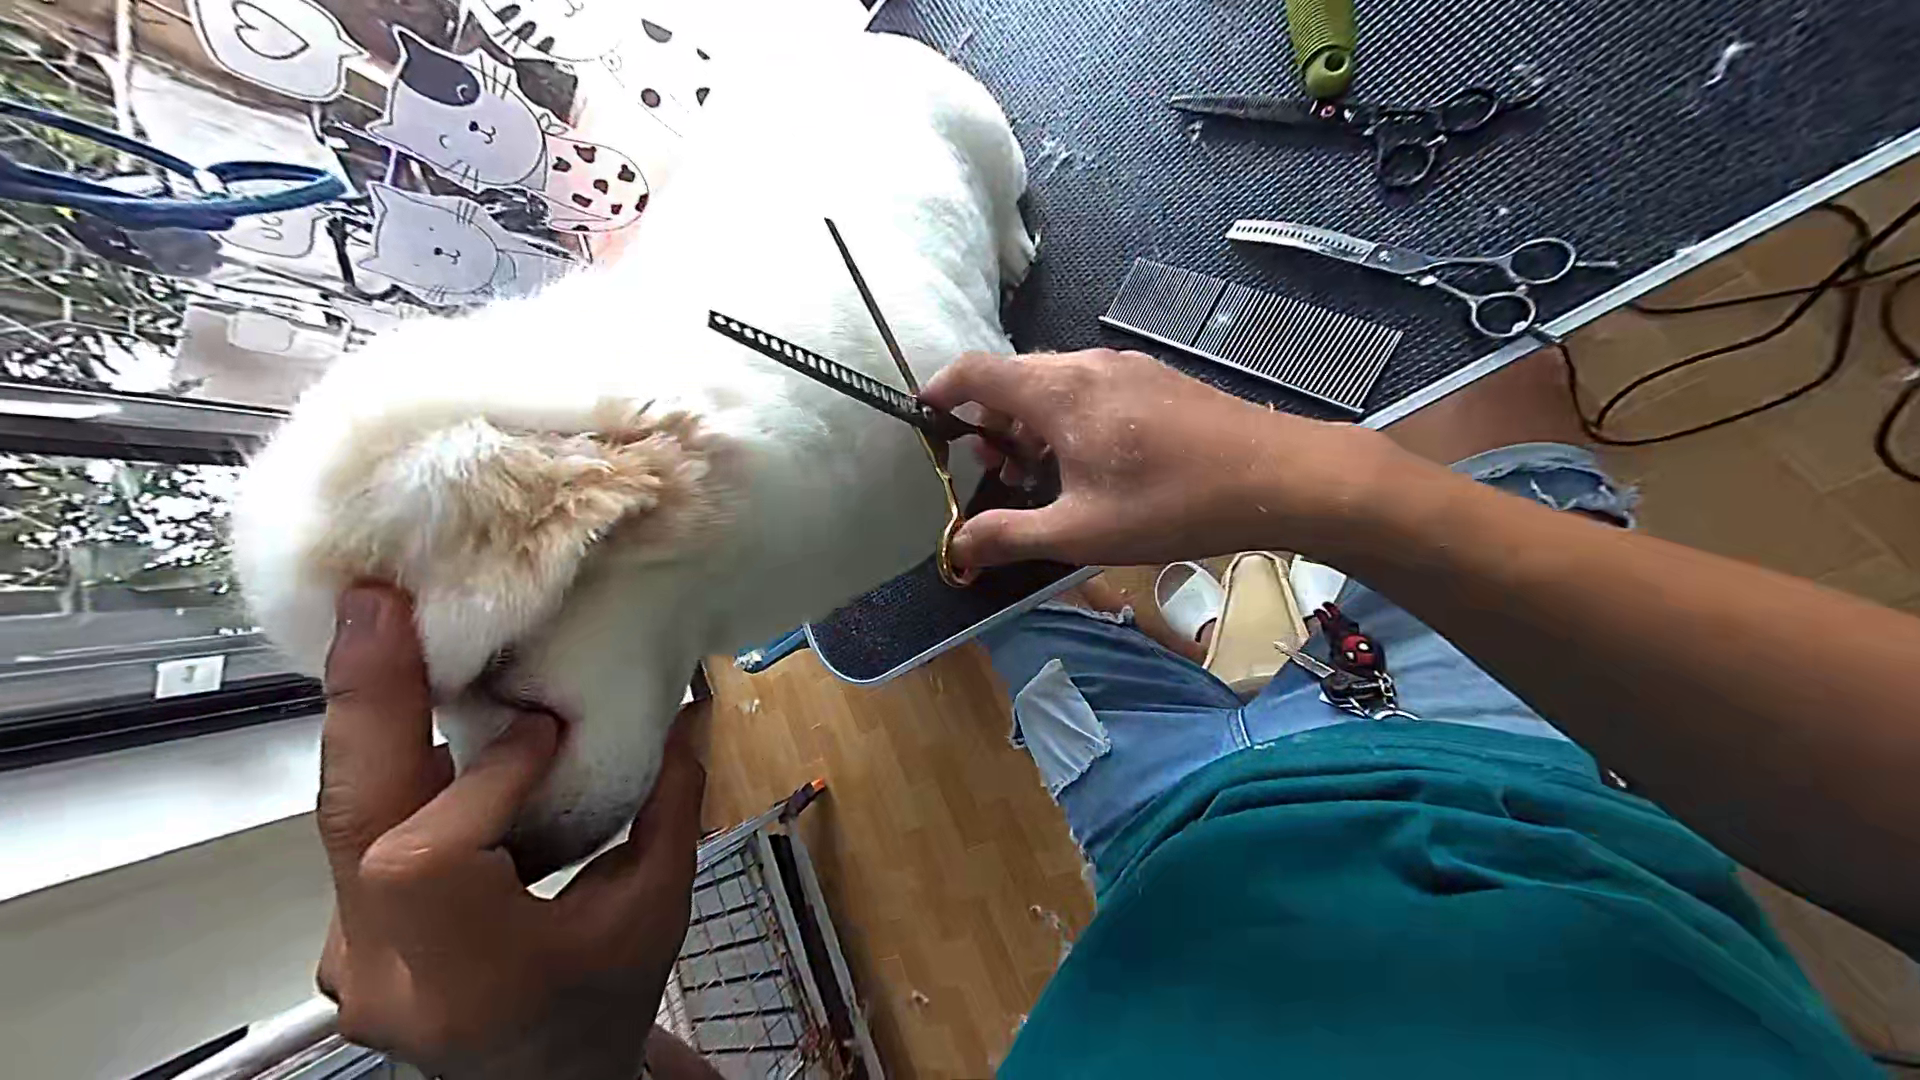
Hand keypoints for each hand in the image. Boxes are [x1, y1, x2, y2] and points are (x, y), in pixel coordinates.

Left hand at [317, 585, 705, 1079]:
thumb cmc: (609, 996)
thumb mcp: (659, 902)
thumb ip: (675, 800)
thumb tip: (693, 706)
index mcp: (472, 969)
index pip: (434, 855)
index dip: (491, 775)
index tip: (552, 726)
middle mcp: (380, 960)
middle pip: (354, 819)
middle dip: (370, 700)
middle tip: (378, 606)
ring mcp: (348, 942)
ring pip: (347, 813)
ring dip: (374, 715)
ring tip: (389, 627)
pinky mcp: (351, 917)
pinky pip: (366, 820)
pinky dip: (390, 748)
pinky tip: (414, 696)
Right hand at [921, 349, 1391, 568]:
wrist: (1279, 477)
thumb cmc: (1171, 505)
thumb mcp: (1080, 532)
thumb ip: (1009, 535)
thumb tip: (957, 548)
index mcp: (1058, 392)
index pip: (975, 371)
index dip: (940, 391)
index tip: (925, 421)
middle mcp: (1085, 365)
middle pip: (1011, 379)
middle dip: (988, 422)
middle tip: (994, 472)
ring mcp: (1123, 368)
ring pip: (1050, 385)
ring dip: (1028, 425)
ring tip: (1039, 475)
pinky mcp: (1150, 381)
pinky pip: (1086, 390)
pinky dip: (1063, 420)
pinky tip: (1087, 463)